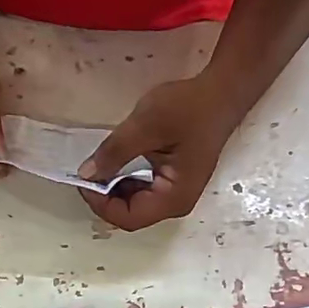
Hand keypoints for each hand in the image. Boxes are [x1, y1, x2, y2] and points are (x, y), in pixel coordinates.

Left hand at [75, 73, 246, 229]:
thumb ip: (114, 152)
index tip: (85, 180)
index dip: (101, 204)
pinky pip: (140, 191)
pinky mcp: (172, 181)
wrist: (223, 90)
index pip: (128, 217)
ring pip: (133, 204)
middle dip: (105, 197)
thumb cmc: (189, 107)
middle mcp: (175, 203)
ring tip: (101, 166)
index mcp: (174, 198)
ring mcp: (175, 194)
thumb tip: (86, 174)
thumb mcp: (145, 126)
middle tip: (89, 172)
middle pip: (129, 214)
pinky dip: (123, 180)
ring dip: (112, 189)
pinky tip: (116, 163)